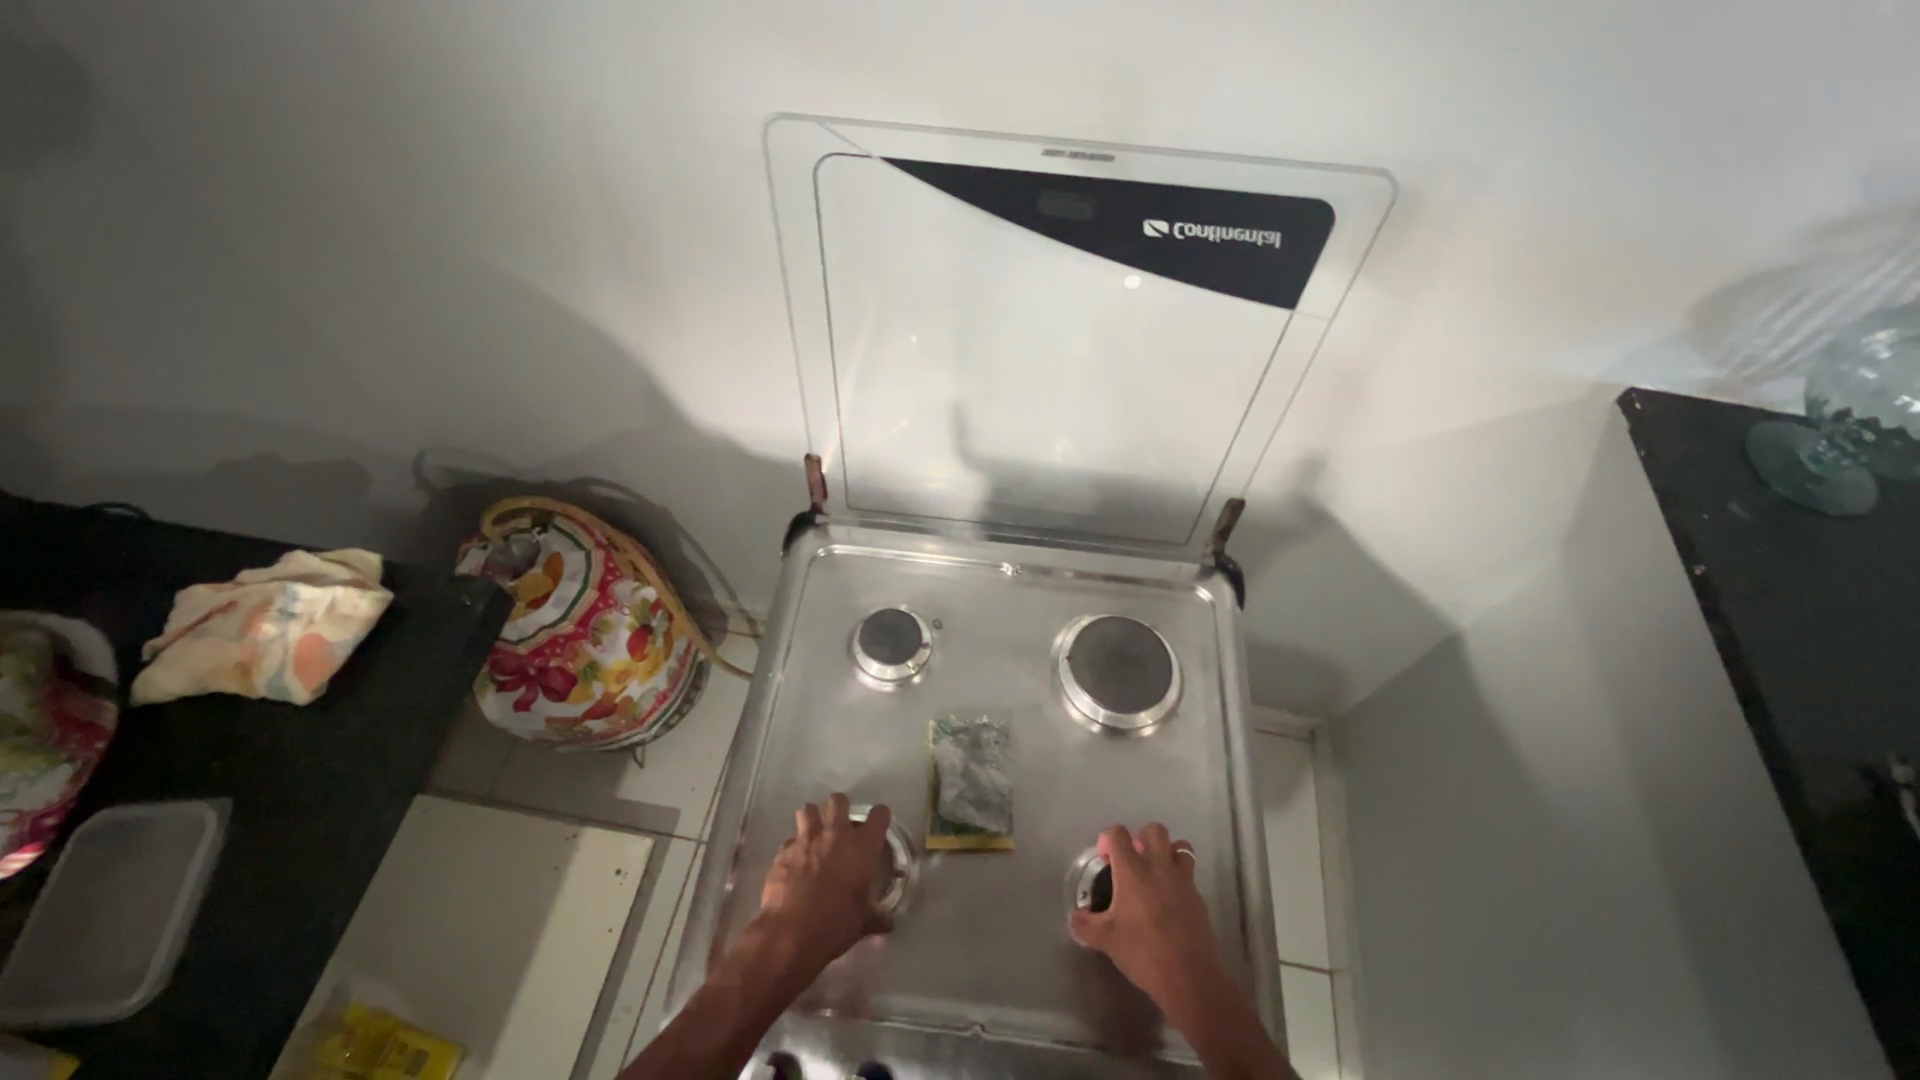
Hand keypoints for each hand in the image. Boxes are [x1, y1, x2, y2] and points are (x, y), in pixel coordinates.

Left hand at [758, 793, 893, 970]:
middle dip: (840, 807)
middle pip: (839, 801)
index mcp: (862, 848)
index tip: (878, 824)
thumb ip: (875, 918)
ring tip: (814, 834)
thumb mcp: (862, 922)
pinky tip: (794, 862)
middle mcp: (835, 835)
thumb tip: (887, 925)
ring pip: (808, 810)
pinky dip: (793, 848)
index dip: (880, 817)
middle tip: (841, 824)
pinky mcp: (782, 852)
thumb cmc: (835, 924)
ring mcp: (806, 840)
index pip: (879, 815)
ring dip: (812, 819)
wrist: (790, 932)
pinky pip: (789, 840)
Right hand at [1069, 823, 1229, 1021]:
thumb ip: (1086, 924)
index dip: (1108, 838)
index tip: (1104, 857)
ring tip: (1156, 875)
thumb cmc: (1142, 953)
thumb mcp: (1105, 940)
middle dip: (1141, 837)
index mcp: (1133, 871)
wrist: (1188, 977)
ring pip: (1180, 847)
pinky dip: (1178, 879)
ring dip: (1167, 853)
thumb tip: (1076, 916)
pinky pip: (1189, 875)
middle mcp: (1159, 867)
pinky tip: (1169, 902)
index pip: (1118, 834)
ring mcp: (1183, 881)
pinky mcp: (1199, 898)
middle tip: (1132, 861)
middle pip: (1154, 830)